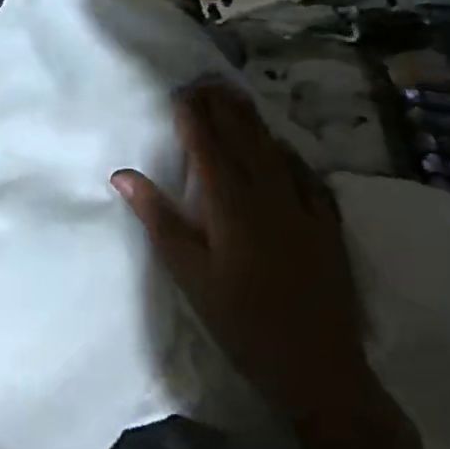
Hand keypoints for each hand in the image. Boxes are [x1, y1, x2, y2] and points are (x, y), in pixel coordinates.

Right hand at [113, 79, 419, 448]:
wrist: (319, 369)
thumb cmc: (241, 319)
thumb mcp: (188, 273)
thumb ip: (157, 218)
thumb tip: (121, 173)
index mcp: (230, 204)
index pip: (207, 146)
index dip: (193, 115)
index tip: (180, 90)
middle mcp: (268, 196)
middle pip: (243, 139)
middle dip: (223, 107)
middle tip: (207, 79)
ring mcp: (303, 209)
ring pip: (275, 152)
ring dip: (254, 122)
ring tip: (237, 97)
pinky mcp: (327, 227)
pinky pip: (309, 177)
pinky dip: (291, 155)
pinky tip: (284, 148)